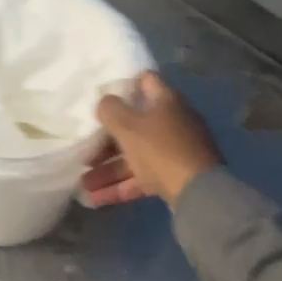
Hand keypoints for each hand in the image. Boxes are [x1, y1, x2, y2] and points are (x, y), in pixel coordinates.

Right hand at [84, 71, 222, 206]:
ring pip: (135, 157)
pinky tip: (95, 199)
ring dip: (108, 170)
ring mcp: (174, 151)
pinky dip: (120, 187)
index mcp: (166, 101)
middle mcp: (172, 122)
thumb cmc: (161, 150)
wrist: (198, 192)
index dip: (124, 86)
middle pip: (134, 126)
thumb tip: (104, 101)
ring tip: (83, 184)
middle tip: (84, 155)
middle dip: (106, 143)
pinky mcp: (174, 177)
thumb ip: (111, 110)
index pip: (145, 81)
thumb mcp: (129, 127)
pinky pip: (142, 179)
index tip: (101, 98)